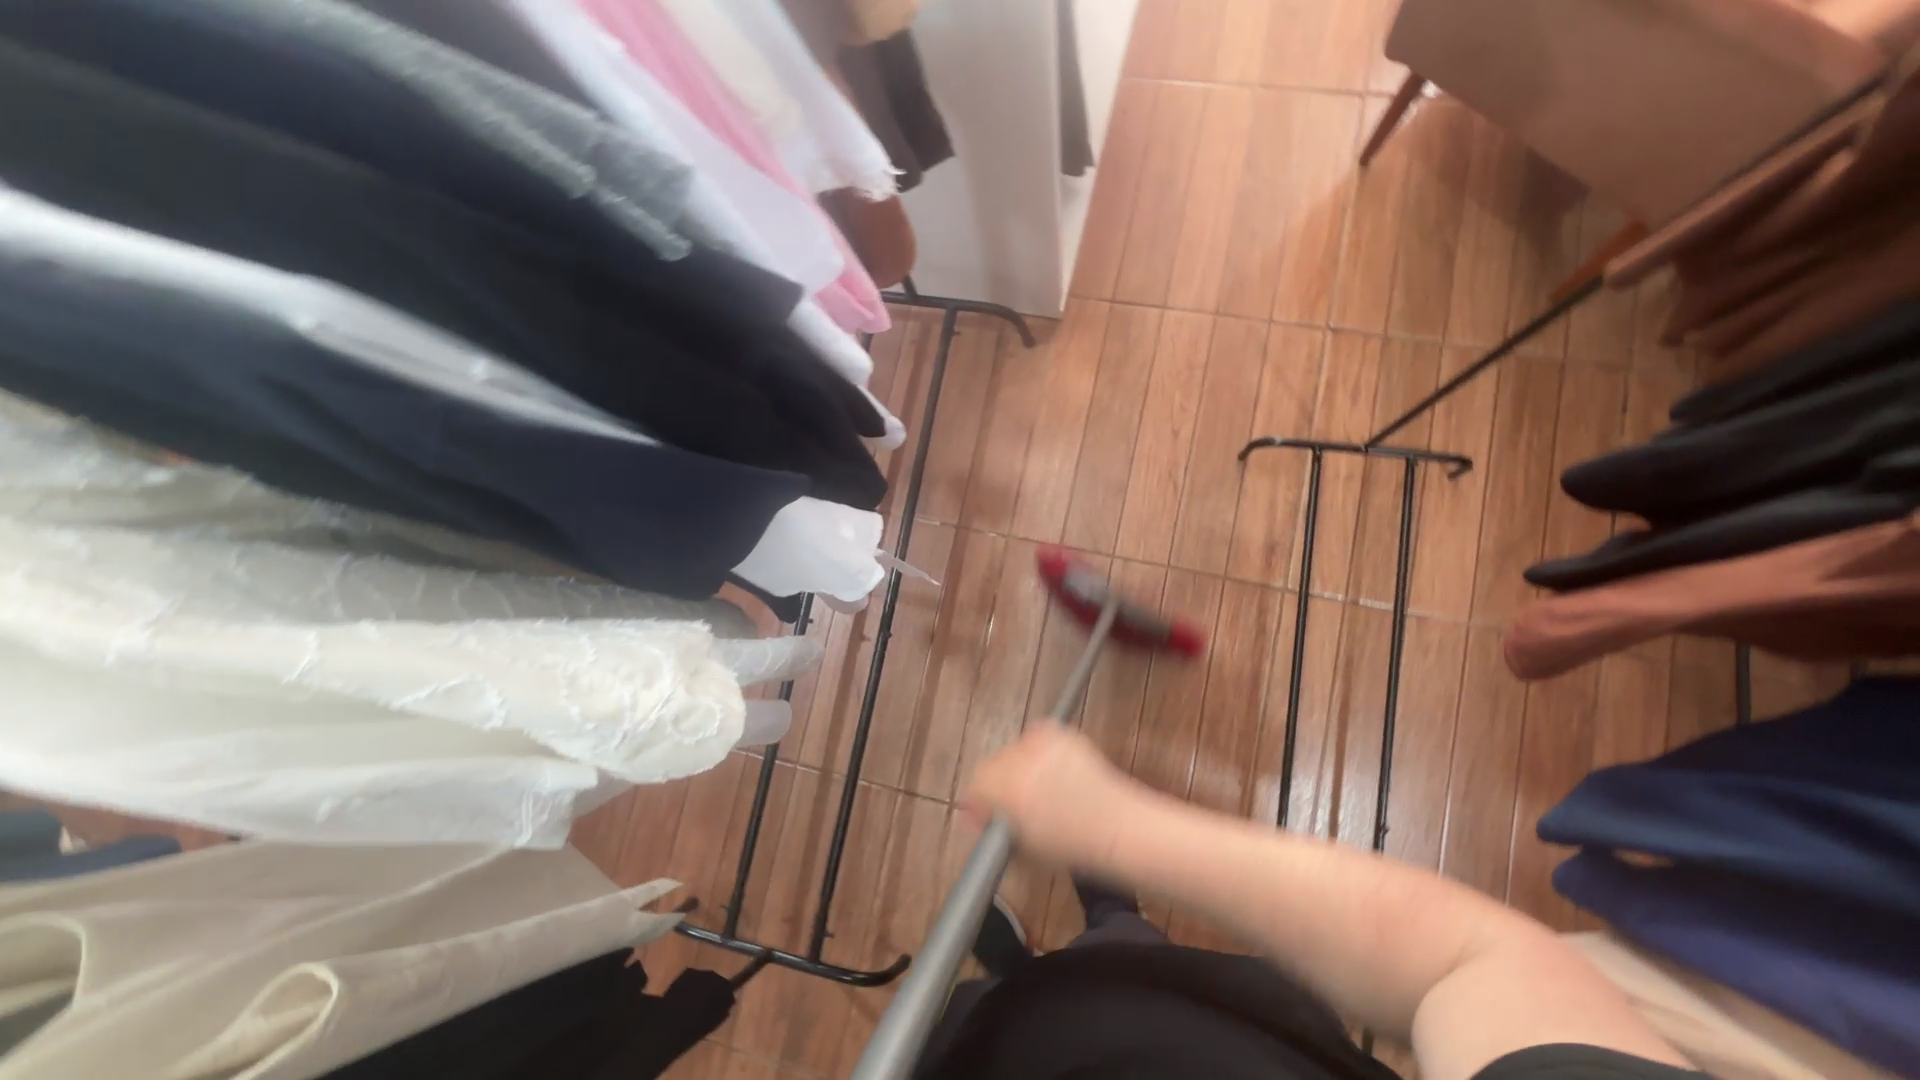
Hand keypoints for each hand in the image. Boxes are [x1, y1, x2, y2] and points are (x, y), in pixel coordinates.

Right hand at [960, 723, 1143, 868]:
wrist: (1118, 828)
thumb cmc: (1074, 846)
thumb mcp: (1023, 847)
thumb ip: (992, 828)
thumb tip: (974, 816)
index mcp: (1009, 790)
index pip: (975, 783)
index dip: (979, 801)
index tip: (986, 812)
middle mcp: (1023, 761)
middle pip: (992, 764)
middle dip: (998, 782)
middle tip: (1013, 802)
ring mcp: (1044, 745)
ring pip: (1013, 750)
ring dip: (1018, 766)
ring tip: (1038, 788)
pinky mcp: (1063, 735)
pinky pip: (1038, 736)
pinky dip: (1038, 749)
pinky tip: (1050, 770)